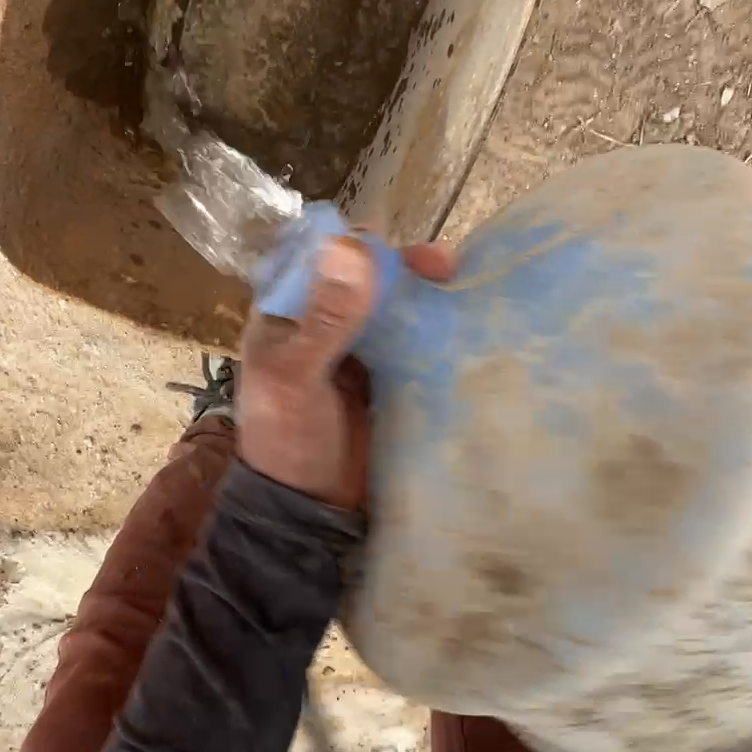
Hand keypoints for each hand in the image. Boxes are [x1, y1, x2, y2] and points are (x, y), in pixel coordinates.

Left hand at [237, 239, 456, 508]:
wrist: (312, 508)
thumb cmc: (287, 440)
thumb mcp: (294, 377)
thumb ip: (323, 319)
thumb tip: (352, 246)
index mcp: (287, 312)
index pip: (320, 256)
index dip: (353, 243)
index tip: (388, 245)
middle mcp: (324, 320)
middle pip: (366, 274)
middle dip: (402, 264)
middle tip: (441, 265)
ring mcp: (362, 346)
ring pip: (396, 302)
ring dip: (425, 290)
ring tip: (457, 283)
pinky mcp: (393, 372)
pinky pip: (417, 337)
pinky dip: (438, 324)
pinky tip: (465, 317)